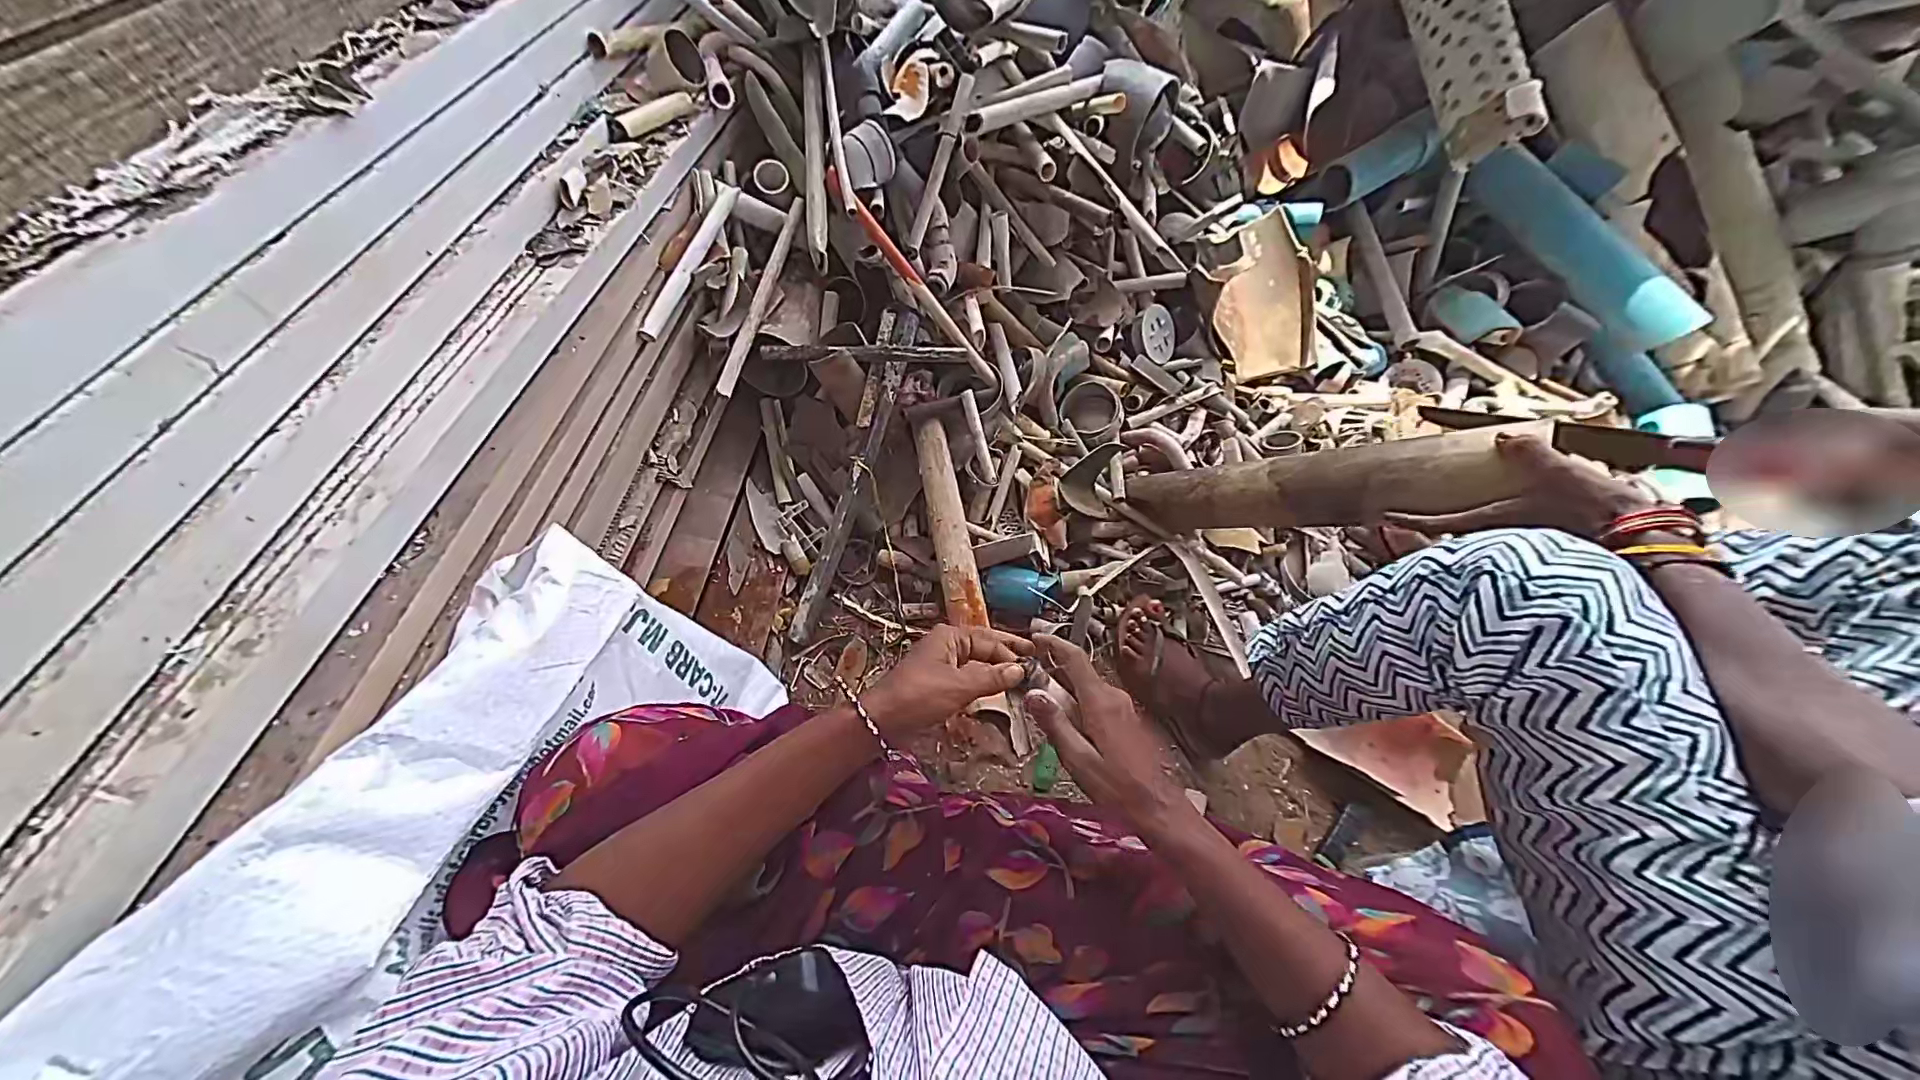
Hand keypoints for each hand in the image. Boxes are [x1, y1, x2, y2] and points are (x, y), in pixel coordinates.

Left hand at [860, 624, 1031, 737]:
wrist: (881, 720)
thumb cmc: (919, 697)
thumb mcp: (959, 686)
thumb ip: (992, 678)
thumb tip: (1020, 670)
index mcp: (949, 637)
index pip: (989, 640)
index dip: (1011, 652)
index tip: (1033, 664)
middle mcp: (945, 645)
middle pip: (982, 647)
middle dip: (1006, 654)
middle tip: (1033, 658)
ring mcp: (940, 664)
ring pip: (975, 662)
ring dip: (995, 668)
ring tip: (1018, 675)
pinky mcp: (936, 683)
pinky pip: (966, 677)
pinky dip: (982, 681)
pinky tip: (994, 689)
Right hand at [1025, 634, 1191, 824]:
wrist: (1159, 808)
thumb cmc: (1119, 789)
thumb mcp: (1077, 759)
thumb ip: (1054, 723)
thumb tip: (1033, 695)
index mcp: (1100, 702)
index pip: (1075, 658)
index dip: (1053, 643)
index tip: (1035, 639)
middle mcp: (1115, 698)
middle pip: (1079, 674)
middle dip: (1053, 676)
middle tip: (1031, 688)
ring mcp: (1124, 707)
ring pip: (1087, 689)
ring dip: (1065, 694)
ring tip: (1047, 714)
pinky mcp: (1128, 719)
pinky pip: (1097, 702)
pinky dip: (1079, 706)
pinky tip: (1071, 729)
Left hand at [1384, 431, 1657, 540]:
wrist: (1640, 539)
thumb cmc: (1595, 508)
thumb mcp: (1559, 472)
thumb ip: (1530, 453)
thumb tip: (1503, 438)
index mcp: (1492, 521)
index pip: (1437, 523)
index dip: (1409, 521)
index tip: (1384, 518)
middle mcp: (1497, 539)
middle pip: (1451, 538)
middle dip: (1429, 531)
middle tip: (1405, 521)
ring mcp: (1515, 548)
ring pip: (1474, 542)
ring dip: (1460, 533)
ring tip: (1445, 520)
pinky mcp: (1537, 551)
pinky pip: (1502, 543)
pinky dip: (1493, 535)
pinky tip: (1502, 525)